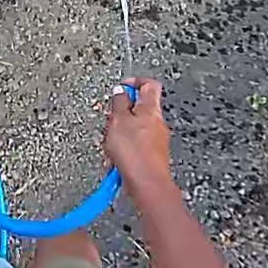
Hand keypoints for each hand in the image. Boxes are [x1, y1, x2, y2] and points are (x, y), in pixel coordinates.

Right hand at [104, 78, 174, 207]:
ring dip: (118, 135)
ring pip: (133, 129)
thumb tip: (120, 90)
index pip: (149, 84)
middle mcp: (157, 122)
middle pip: (137, 108)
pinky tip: (115, 160)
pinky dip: (122, 150)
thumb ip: (118, 102)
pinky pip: (133, 146)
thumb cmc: (134, 153)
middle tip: (110, 122)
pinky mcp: (150, 156)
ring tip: (111, 146)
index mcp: (151, 109)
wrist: (147, 185)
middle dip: (120, 115)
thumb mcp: (118, 120)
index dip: (134, 83)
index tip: (120, 88)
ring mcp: (155, 140)